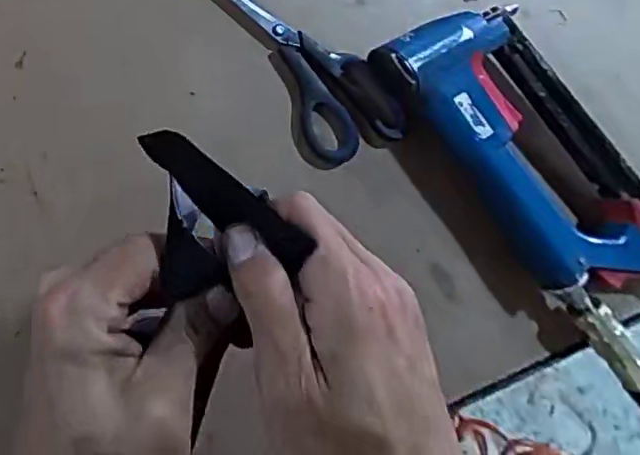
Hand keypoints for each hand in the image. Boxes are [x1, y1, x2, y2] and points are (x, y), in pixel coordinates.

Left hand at [15, 234, 235, 454]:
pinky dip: (147, 317)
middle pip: (139, 262)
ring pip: (131, 281)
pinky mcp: (63, 327)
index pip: (148, 246)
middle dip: (183, 284)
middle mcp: (59, 287)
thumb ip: (197, 326)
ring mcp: (57, 307)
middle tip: (223, 308)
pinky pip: (115, 301)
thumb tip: (230, 282)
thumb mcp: (165, 395)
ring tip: (206, 325)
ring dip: (168, 302)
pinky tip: (175, 340)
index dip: (192, 259)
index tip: (229, 279)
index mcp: (76, 297)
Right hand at [225, 193, 453, 454]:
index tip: (233, 262)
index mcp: (352, 284)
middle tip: (250, 304)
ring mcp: (400, 298)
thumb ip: (265, 298)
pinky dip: (326, 292)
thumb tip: (241, 234)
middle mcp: (383, 276)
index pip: (299, 208)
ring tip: (279, 330)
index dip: (260, 225)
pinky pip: (355, 279)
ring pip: (334, 251)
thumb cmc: (343, 452)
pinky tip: (313, 341)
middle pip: (317, 227)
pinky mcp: (406, 320)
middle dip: (278, 252)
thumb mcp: (288, 385)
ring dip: (301, 274)